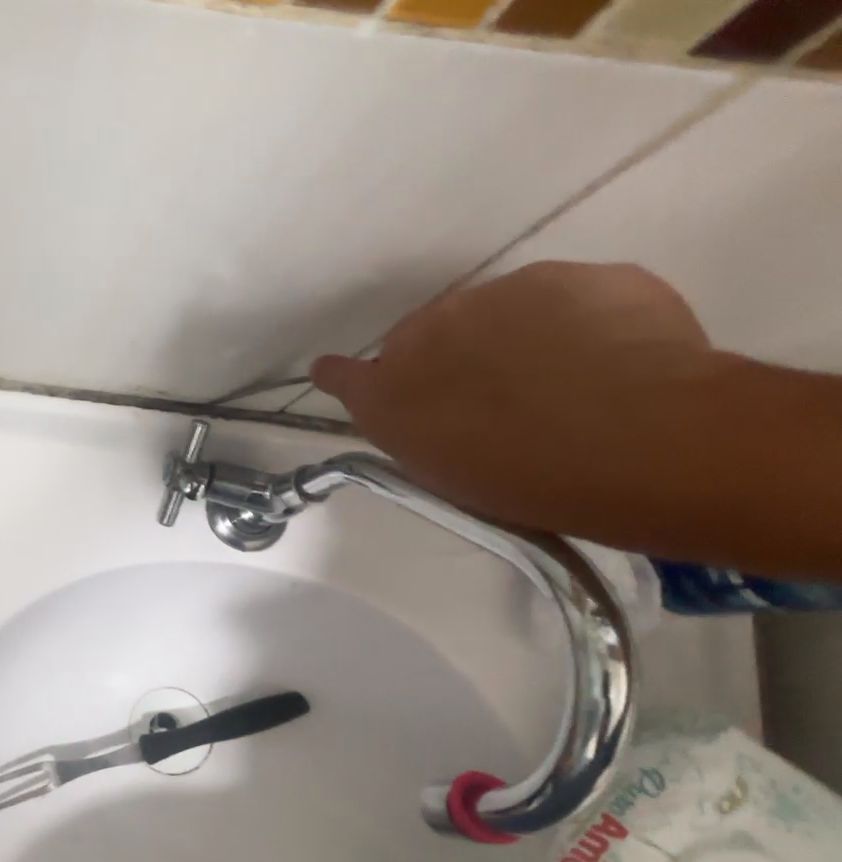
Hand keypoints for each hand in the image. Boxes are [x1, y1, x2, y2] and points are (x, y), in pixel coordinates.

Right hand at [310, 261, 730, 533]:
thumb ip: (421, 428)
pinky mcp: (582, 274)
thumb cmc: (519, 476)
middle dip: (455, 354)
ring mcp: (506, 291)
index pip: (344, 375)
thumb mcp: (442, 468)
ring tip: (572, 380)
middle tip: (499, 396)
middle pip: (432, 334)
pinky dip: (589, 322)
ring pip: (506, 310)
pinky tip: (622, 359)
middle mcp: (430, 328)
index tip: (341, 374)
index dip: (345, 375)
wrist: (630, 437)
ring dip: (522, 334)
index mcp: (388, 389)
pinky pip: (577, 299)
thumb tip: (437, 414)